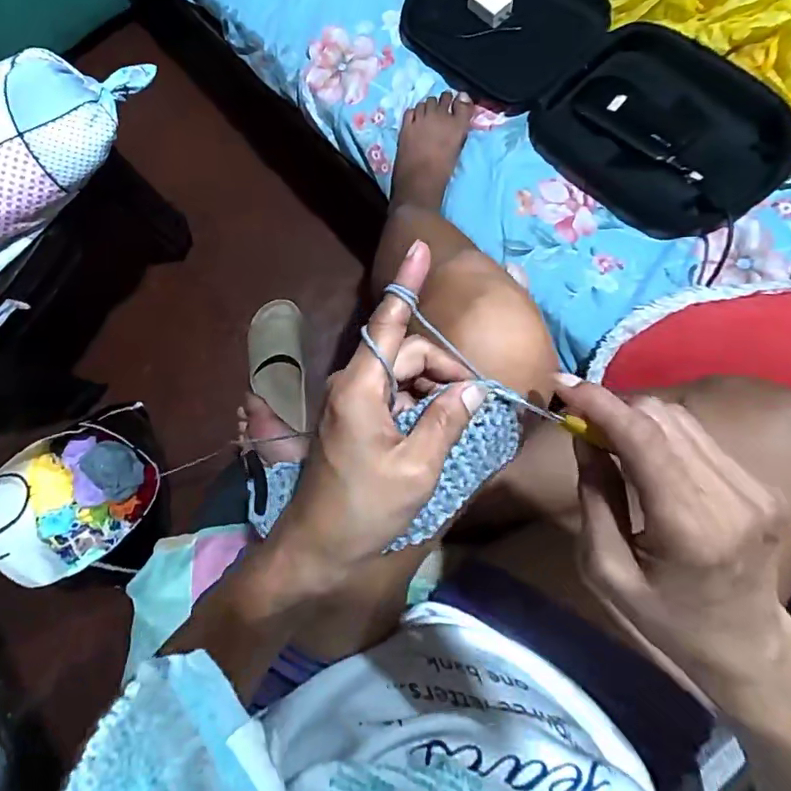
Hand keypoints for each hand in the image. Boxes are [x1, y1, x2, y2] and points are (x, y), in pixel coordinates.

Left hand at [264, 240, 486, 594]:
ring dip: (429, 387)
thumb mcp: (416, 468)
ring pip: (398, 373)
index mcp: (360, 387)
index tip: (420, 245)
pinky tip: (432, 427)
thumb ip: (445, 421)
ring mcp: (348, 399)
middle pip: (403, 351)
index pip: (387, 322)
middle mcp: (351, 383)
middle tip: (471, 403)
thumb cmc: (366, 508)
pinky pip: (389, 393)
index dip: (407, 284)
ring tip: (453, 420)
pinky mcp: (350, 416)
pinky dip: (414, 402)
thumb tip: (473, 390)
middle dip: (441, 367)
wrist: (318, 545)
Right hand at [559, 377, 790, 711]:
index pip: (643, 439)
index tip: (560, 383)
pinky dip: (661, 432)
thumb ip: (594, 496)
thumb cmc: (665, 620)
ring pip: (680, 419)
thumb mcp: (606, 569)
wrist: (746, 648)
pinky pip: (699, 436)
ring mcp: (754, 489)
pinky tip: (645, 453)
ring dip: (636, 417)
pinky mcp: (762, 485)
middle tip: (579, 424)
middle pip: (661, 418)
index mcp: (689, 527)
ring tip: (609, 438)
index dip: (599, 403)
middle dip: (612, 408)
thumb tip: (583, 434)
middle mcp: (731, 499)